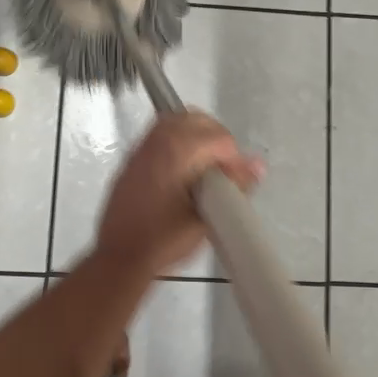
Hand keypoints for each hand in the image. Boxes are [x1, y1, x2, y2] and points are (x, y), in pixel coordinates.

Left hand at [93, 112, 264, 274]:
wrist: (119, 257)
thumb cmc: (163, 241)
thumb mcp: (205, 218)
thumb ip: (234, 188)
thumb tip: (258, 166)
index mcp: (176, 152)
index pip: (218, 137)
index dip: (234, 158)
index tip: (235, 181)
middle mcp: (156, 142)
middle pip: (196, 119)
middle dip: (217, 140)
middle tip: (225, 171)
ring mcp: (141, 149)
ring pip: (176, 122)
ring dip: (197, 138)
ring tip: (206, 169)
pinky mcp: (132, 160)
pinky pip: (159, 135)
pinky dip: (177, 143)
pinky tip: (184, 172)